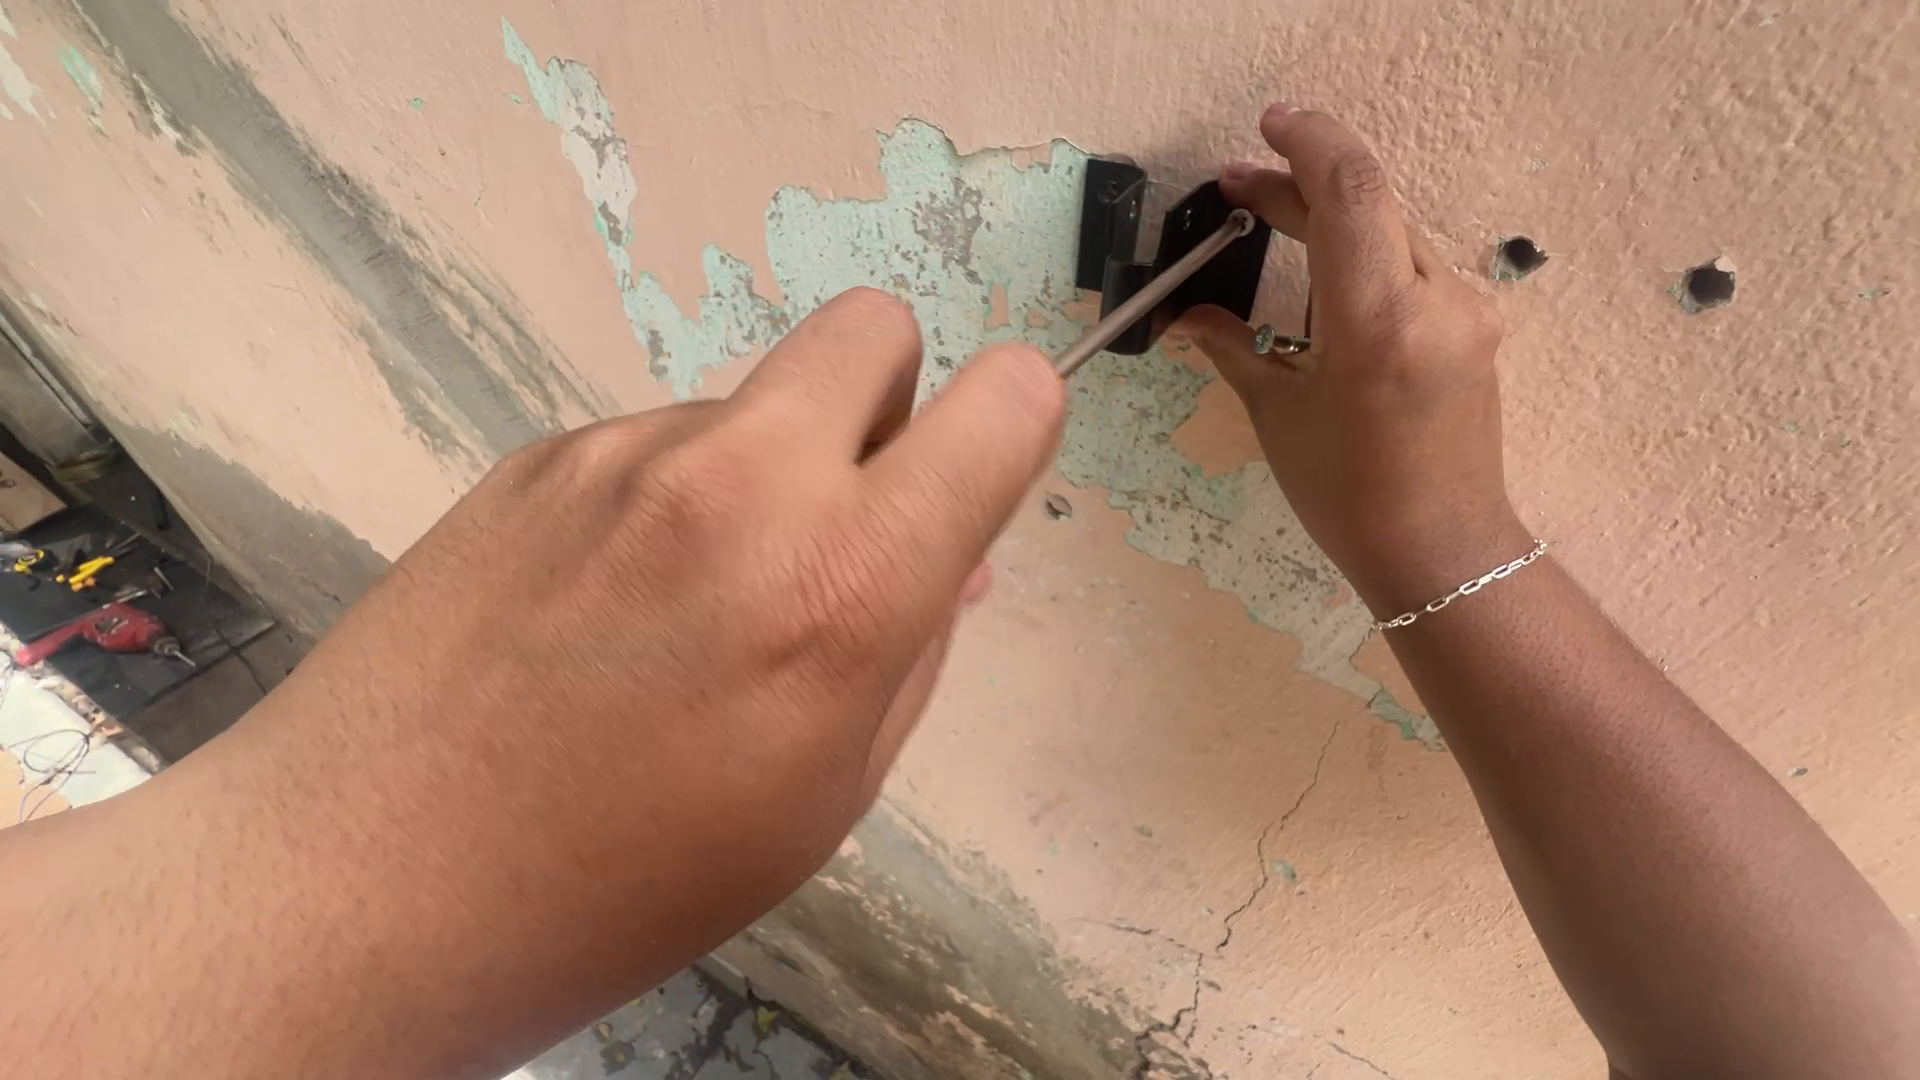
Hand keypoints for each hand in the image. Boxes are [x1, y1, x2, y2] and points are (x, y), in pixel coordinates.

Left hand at [147, 288, 1063, 1066]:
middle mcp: (745, 479)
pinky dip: (685, 495)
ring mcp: (629, 451)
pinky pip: (668, 440)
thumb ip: (917, 644)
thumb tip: (957, 559)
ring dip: (776, 469)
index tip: (980, 475)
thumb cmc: (639, 875)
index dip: (1018, 419)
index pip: (1003, 406)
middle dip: (893, 398)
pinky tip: (620, 599)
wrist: (359, 888)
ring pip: (761, 402)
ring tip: (703, 601)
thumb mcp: (834, 786)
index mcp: (845, 578)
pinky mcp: (542, 454)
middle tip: (851, 508)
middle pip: (873, 326)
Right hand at [1183, 104, 1527, 614]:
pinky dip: (1360, 252)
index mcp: (1378, 321)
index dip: (1306, 144)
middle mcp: (1437, 297)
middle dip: (1300, 184)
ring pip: (1392, 230)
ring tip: (1269, 222)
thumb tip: (1185, 315)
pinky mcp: (1473, 321)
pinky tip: (1320, 272)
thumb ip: (1233, 346)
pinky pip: (1410, 263)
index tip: (1264, 129)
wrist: (1438, 544)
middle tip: (1237, 189)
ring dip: (1330, 217)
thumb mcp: (1279, 413)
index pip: (1351, 193)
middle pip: (1370, 201)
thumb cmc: (1346, 492)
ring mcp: (1466, 307)